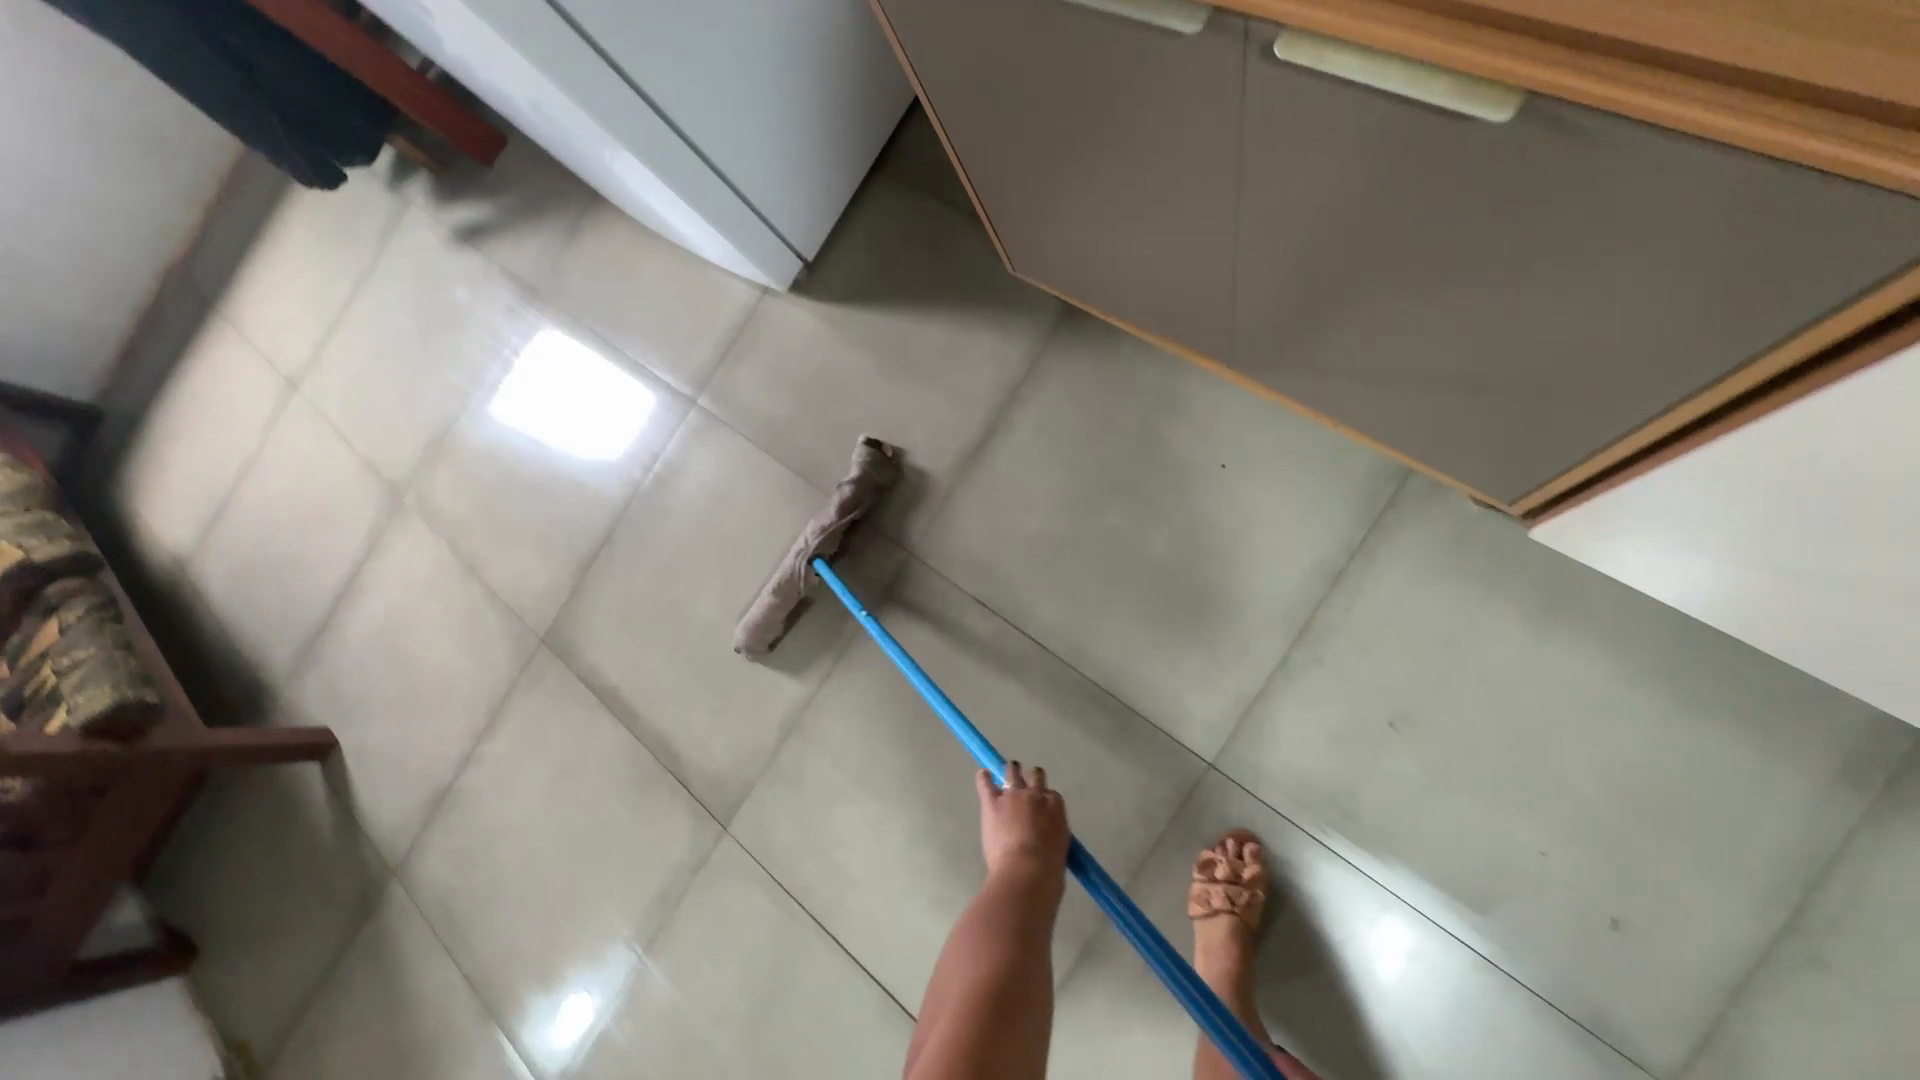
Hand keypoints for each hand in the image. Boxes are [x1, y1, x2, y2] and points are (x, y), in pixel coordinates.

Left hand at [976, 761, 1068, 882]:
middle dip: (1032, 777)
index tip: (1041, 806)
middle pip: (1035, 778)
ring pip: (1012, 774)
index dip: (1045, 800)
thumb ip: (1052, 835)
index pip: (1052, 796)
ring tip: (1009, 768)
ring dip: (1011, 771)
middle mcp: (1035, 795)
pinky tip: (983, 774)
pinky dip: (984, 778)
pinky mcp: (992, 802)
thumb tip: (1046, 838)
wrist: (1027, 869)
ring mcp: (1013, 796)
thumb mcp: (1060, 847)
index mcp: (1055, 807)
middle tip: (1027, 780)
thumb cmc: (1048, 867)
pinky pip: (987, 784)